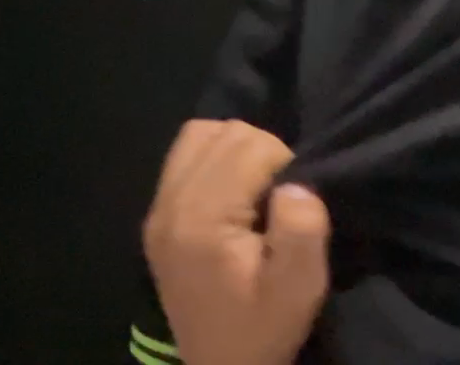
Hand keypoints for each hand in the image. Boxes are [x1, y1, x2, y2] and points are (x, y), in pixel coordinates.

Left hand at [143, 120, 330, 364]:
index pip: (253, 145)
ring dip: (240, 149)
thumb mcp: (299, 286)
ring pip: (205, 133)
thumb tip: (294, 184)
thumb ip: (302, 229)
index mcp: (200, 221)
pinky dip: (217, 154)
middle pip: (229, 133)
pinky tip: (233, 188)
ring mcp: (157, 209)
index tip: (290, 205)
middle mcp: (169, 207)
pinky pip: (187, 151)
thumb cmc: (263, 327)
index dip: (285, 164)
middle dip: (265, 153)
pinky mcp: (158, 215)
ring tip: (256, 188)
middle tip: (276, 199)